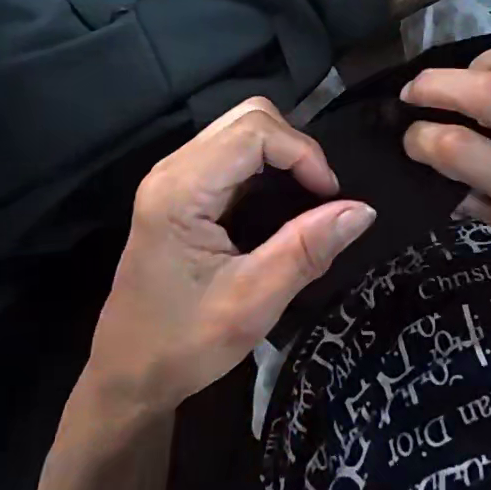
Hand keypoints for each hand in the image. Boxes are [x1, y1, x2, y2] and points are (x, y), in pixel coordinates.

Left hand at [86, 98, 375, 412]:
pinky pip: (231, 151)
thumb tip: (363, 210)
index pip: (254, 131)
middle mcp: (173, 169)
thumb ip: (307, 249)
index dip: (303, 152)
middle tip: (319, 195)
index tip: (330, 196)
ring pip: (240, 128)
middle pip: (248, 117)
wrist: (127, 372)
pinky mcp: (179, 187)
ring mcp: (173, 175)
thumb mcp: (252, 302)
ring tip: (305, 198)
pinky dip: (265, 163)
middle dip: (294, 146)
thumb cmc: (183, 343)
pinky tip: (277, 202)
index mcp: (181, 189)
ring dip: (281, 153)